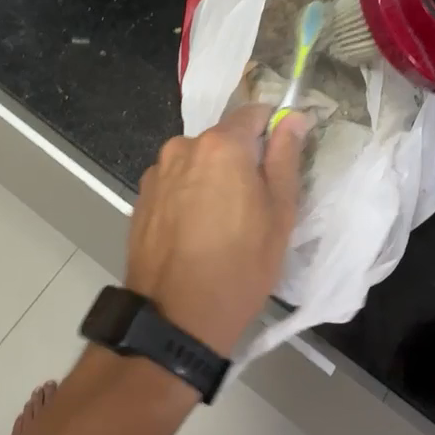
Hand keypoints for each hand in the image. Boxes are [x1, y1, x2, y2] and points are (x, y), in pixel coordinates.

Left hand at [124, 104, 311, 354]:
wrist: (175, 321)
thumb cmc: (240, 266)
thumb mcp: (279, 213)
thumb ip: (286, 157)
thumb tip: (294, 118)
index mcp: (222, 144)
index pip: (254, 113)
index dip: (271, 131)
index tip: (279, 161)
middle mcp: (184, 146)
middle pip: (223, 139)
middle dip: (240, 160)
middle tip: (253, 203)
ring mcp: (157, 172)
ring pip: (197, 161)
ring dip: (211, 178)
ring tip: (221, 223)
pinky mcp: (141, 198)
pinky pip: (175, 183)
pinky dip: (188, 196)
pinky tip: (194, 232)